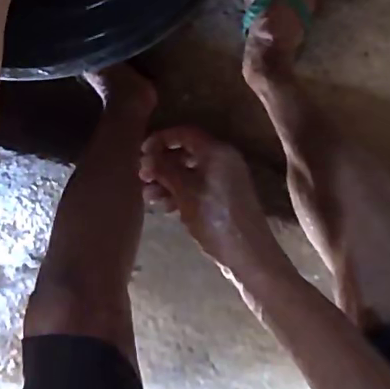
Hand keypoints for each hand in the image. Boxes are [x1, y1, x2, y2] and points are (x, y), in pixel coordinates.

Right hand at [140, 126, 282, 273]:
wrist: (248, 255)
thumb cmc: (214, 218)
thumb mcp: (185, 192)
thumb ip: (164, 170)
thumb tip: (147, 156)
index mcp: (217, 151)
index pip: (184, 133)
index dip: (160, 139)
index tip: (141, 152)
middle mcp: (222, 160)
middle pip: (185, 152)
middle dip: (161, 163)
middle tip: (142, 177)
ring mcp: (224, 180)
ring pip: (189, 171)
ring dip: (166, 180)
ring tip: (147, 196)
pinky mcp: (223, 198)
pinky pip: (196, 186)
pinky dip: (179, 192)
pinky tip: (163, 205)